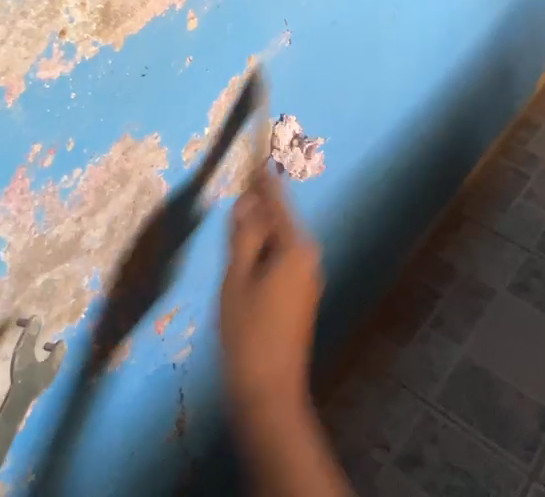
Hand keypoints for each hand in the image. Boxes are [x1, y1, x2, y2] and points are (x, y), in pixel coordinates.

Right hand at [222, 165, 322, 415]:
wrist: (268, 390)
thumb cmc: (248, 330)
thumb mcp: (236, 277)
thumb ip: (243, 236)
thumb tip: (247, 203)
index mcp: (295, 248)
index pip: (277, 202)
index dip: (264, 179)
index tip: (259, 153)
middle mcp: (308, 258)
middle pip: (280, 220)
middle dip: (260, 202)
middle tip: (241, 178)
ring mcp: (306, 279)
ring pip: (279, 241)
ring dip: (259, 227)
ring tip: (235, 209)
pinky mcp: (299, 297)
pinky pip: (280, 259)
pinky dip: (263, 249)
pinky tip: (243, 250)